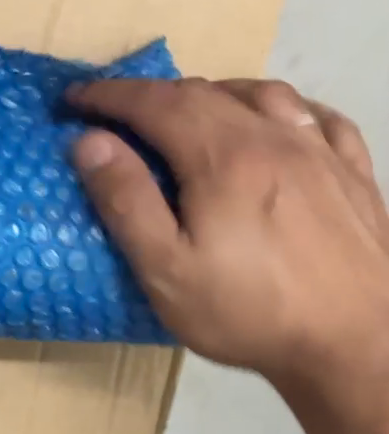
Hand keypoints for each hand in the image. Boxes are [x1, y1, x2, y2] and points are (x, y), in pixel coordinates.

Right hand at [68, 78, 388, 406]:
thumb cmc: (243, 309)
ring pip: (263, 95)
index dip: (110, 96)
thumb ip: (125, 198)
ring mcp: (323, 155)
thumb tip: (89, 142)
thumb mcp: (162, 263)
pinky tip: (264, 121)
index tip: (72, 98)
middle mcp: (277, 142)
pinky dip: (274, 106)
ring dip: (208, 92)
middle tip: (106, 108)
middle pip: (207, 94)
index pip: (159, 105)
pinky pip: (315, 116)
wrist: (360, 341)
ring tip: (176, 109)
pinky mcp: (352, 175)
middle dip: (148, 92)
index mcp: (225, 160)